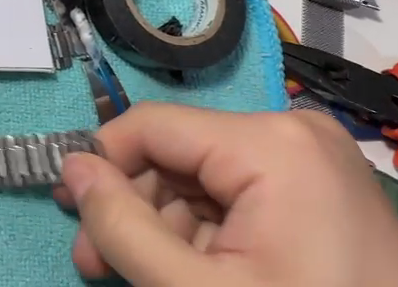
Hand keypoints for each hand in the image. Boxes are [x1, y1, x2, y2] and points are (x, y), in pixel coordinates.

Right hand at [55, 103, 397, 286]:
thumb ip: (124, 228)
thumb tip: (71, 167)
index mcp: (271, 143)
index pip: (151, 126)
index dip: (100, 166)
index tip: (71, 215)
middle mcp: (294, 135)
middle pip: (177, 156)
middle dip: (132, 209)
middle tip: (97, 263)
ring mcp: (316, 166)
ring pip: (203, 183)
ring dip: (163, 228)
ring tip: (134, 276)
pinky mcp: (327, 198)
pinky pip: (240, 202)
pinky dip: (206, 238)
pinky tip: (185, 275)